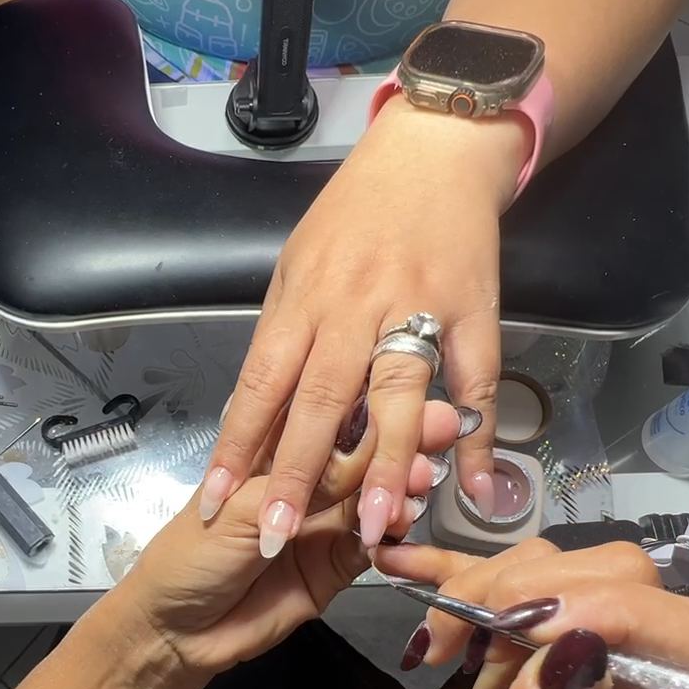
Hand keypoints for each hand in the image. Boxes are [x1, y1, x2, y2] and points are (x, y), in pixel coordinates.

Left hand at [97, 400, 462, 678]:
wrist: (179, 632)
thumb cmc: (193, 554)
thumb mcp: (246, 509)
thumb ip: (309, 485)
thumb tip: (370, 446)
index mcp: (272, 451)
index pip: (326, 419)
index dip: (366, 408)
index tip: (406, 395)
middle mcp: (304, 480)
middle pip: (360, 455)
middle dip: (397, 441)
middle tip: (441, 428)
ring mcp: (324, 523)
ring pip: (372, 496)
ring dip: (400, 485)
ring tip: (425, 476)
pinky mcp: (339, 566)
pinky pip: (373, 545)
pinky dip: (391, 533)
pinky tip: (407, 519)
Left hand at [198, 104, 530, 557]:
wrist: (434, 150)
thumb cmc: (352, 215)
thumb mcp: (296, 267)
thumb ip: (282, 338)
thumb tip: (257, 410)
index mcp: (302, 300)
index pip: (258, 386)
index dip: (233, 448)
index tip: (212, 505)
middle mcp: (354, 309)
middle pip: (320, 402)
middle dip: (295, 475)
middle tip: (274, 538)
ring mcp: (418, 310)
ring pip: (397, 398)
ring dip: (386, 468)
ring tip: (373, 528)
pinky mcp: (476, 313)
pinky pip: (477, 382)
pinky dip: (476, 435)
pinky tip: (470, 487)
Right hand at [372, 540, 688, 688]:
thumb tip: (572, 653)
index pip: (687, 629)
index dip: (613, 607)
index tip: (526, 631)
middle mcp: (643, 652)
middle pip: (617, 571)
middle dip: (528, 590)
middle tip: (472, 638)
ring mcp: (593, 620)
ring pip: (554, 559)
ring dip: (481, 586)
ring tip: (444, 642)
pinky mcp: (544, 605)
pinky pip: (506, 562)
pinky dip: (451, 563)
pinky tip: (400, 565)